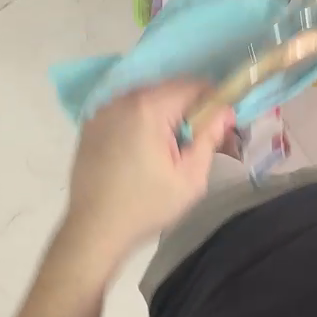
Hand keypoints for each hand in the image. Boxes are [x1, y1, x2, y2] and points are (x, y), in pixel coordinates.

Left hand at [60, 80, 234, 260]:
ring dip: (165, 114)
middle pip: (169, 89)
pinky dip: (142, 120)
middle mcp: (123, 99)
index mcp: (149, 109)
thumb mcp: (190, 178)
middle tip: (198, 141)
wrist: (94, 230)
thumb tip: (225, 112)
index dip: (214, 102)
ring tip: (169, 148)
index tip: (221, 128)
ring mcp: (103, 110)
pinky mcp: (91, 123)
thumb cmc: (146, 206)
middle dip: (189, 109)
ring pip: (148, 98)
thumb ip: (210, 138)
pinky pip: (127, 110)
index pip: (193, 86)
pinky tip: (143, 150)